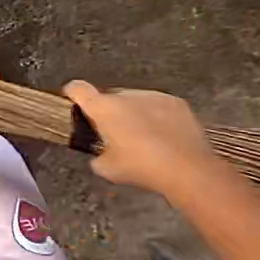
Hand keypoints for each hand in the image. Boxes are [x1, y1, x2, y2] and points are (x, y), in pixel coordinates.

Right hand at [62, 81, 233, 197]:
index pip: (78, 89)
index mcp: (104, 108)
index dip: (72, 92)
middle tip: (116, 133)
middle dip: (109, 111)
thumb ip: (98, 158)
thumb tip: (100, 156)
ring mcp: (153, 96)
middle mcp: (125, 96)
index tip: (71, 99)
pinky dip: (156, 116)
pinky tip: (164, 136)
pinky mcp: (176, 102)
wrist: (188, 168)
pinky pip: (158, 106)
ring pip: (135, 100)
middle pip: (109, 97)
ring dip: (134, 112)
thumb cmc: (141, 167)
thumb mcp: (109, 170)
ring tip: (144, 137)